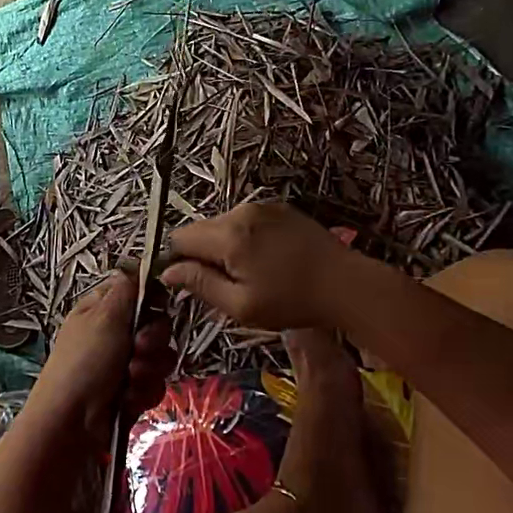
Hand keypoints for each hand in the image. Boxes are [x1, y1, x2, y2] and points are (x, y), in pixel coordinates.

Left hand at [33, 270, 175, 443]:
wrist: (71, 425)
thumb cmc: (84, 363)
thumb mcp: (104, 316)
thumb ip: (127, 289)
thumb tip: (140, 268)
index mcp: (101, 309)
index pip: (137, 292)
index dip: (150, 300)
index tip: (154, 308)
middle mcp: (113, 334)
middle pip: (155, 325)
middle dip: (152, 341)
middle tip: (137, 350)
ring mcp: (121, 365)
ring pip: (159, 357)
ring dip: (148, 370)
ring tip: (129, 380)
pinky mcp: (130, 393)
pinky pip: (154, 384)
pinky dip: (144, 392)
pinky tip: (128, 400)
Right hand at [160, 203, 375, 330]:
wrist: (345, 284)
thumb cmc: (292, 302)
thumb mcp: (241, 305)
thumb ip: (200, 285)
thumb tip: (167, 272)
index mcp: (229, 236)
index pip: (179, 238)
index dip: (178, 261)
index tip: (192, 282)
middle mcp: (241, 212)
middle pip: (200, 229)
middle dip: (202, 254)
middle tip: (226, 284)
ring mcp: (261, 206)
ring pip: (222, 225)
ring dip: (224, 247)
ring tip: (251, 273)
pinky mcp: (278, 208)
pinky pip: (245, 220)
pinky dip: (244, 238)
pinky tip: (266, 260)